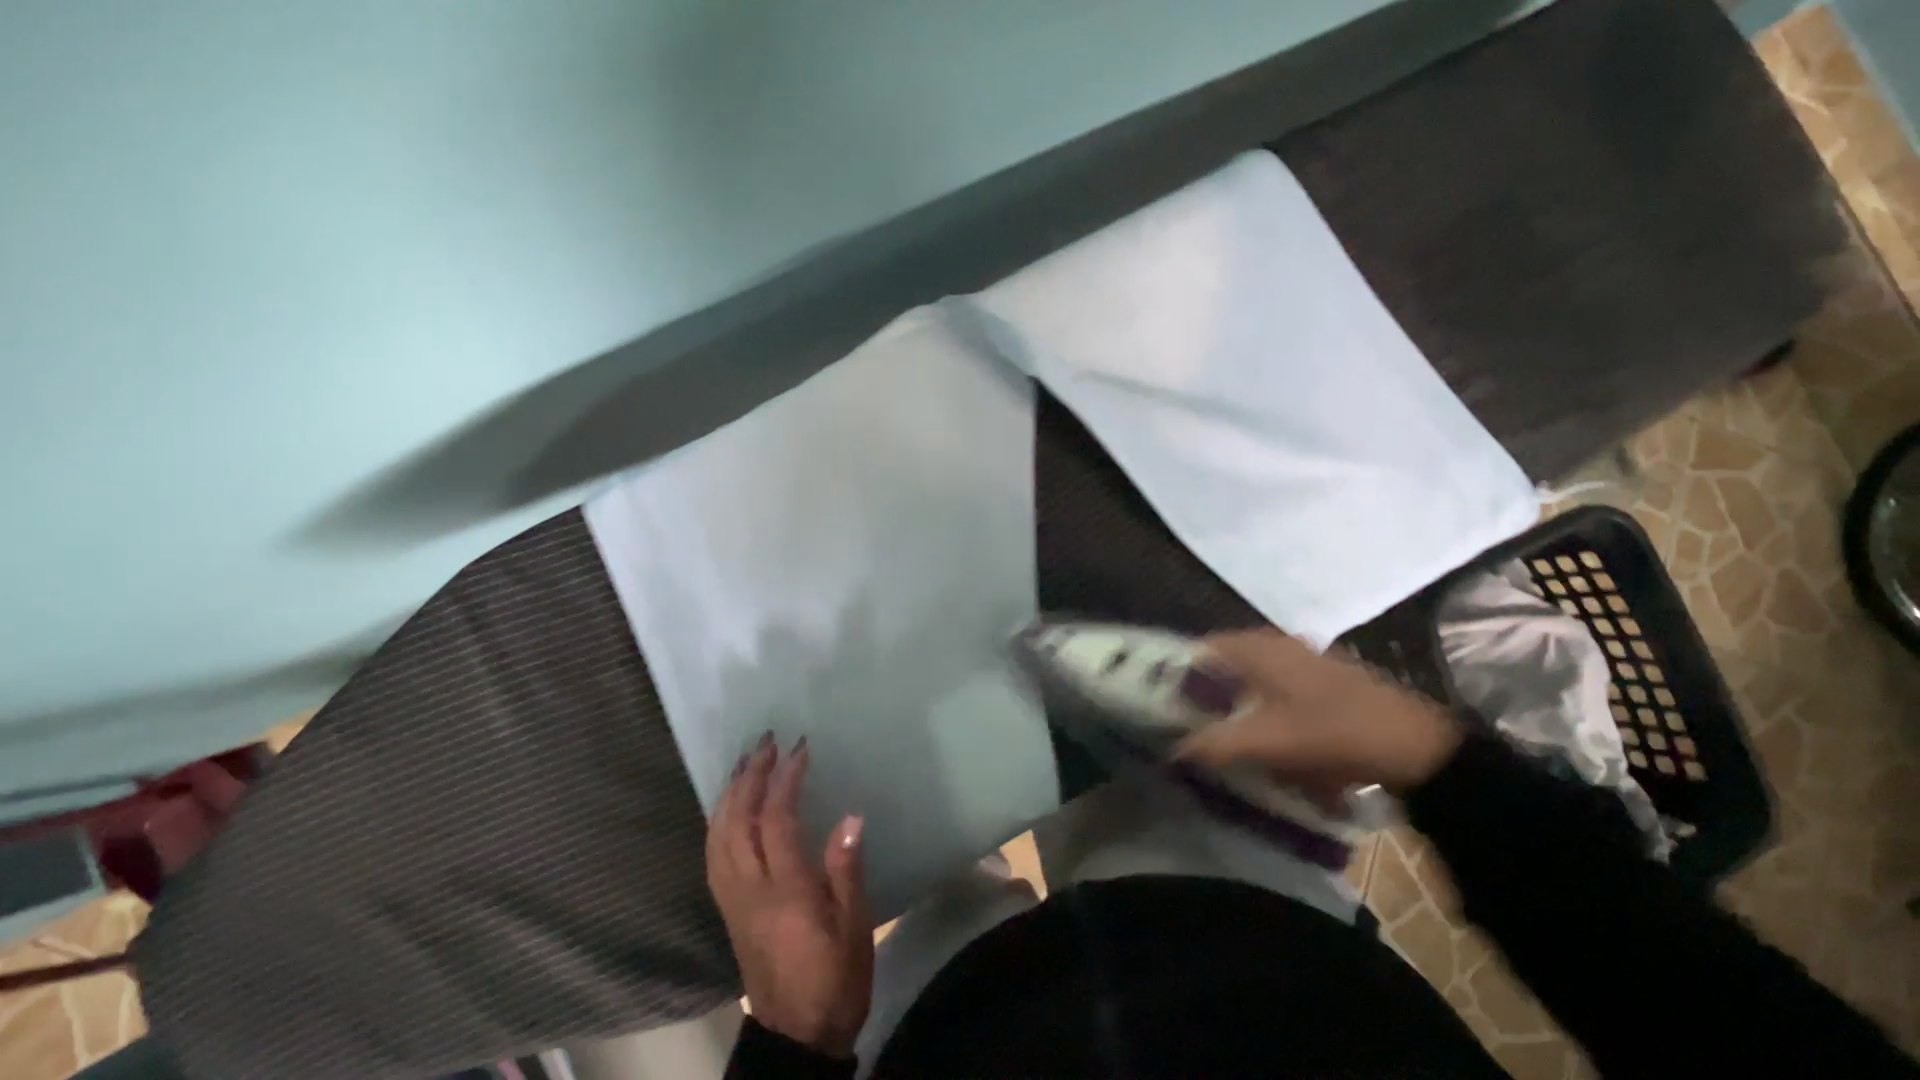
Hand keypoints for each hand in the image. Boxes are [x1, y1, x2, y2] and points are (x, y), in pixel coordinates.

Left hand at [707, 734, 872, 1057]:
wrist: (796, 1033)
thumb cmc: (836, 978)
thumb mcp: (855, 927)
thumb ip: (846, 870)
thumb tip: (850, 817)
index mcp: (786, 890)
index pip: (776, 820)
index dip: (785, 779)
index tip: (799, 748)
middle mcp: (750, 889)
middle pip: (738, 821)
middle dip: (750, 776)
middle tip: (765, 742)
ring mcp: (732, 900)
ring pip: (718, 836)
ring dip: (729, 795)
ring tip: (744, 764)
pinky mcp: (727, 911)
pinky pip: (713, 856)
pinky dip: (718, 823)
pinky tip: (728, 810)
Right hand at [1174, 630, 1462, 795]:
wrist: (1413, 746)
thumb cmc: (1331, 733)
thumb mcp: (1266, 743)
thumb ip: (1213, 744)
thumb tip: (1172, 748)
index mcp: (1259, 647)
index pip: (1200, 649)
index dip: (1175, 674)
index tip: (1159, 705)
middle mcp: (1278, 643)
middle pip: (1225, 664)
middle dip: (1204, 695)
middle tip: (1187, 729)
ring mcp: (1305, 659)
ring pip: (1251, 678)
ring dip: (1233, 704)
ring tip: (1221, 739)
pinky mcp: (1324, 680)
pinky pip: (1276, 690)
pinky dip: (1261, 710)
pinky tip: (1264, 741)